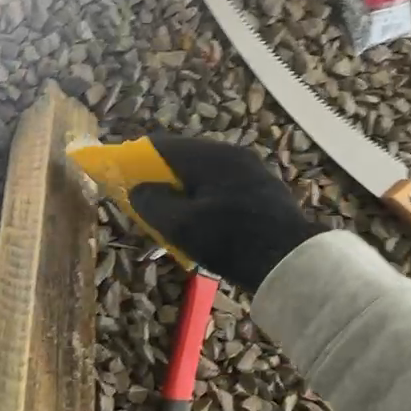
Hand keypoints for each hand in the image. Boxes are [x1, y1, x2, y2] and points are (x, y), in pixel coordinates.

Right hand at [128, 135, 323, 294]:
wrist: (290, 263)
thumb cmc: (230, 240)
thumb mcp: (180, 225)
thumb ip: (151, 203)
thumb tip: (137, 189)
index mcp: (210, 157)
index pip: (161, 146)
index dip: (135, 159)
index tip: (120, 176)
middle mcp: (232, 155)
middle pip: (183, 159)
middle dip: (160, 178)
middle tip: (145, 202)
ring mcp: (252, 171)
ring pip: (204, 174)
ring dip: (182, 190)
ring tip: (172, 216)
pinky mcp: (263, 191)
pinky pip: (222, 187)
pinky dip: (203, 198)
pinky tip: (201, 223)